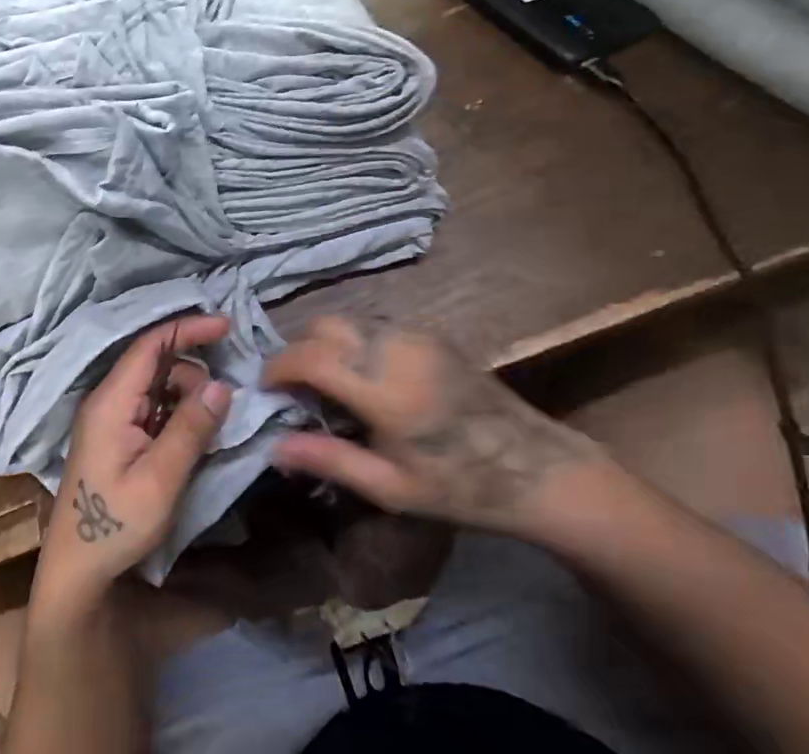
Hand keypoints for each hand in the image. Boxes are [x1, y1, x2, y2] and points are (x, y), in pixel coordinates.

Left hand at [33, 316, 234, 610]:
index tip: (226, 325)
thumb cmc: (116, 523)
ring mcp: (109, 418)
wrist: (78, 566)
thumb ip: (190, 429)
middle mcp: (106, 401)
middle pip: (154, 364)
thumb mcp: (160, 479)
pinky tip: (192, 435)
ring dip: (187, 395)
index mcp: (110, 402)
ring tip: (209, 429)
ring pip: (155, 386)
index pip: (149, 347)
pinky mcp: (116, 436)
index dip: (186, 329)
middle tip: (224, 403)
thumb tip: (222, 384)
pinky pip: (151, 407)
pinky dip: (176, 412)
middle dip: (193, 372)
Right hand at [265, 318, 602, 538]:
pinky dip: (353, 341)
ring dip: (325, 343)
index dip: (276, 369)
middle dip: (298, 350)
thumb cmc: (461, 487)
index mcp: (382, 389)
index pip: (308, 357)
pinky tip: (364, 376)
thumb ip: (328, 460)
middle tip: (297, 388)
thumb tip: (272, 448)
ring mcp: (416, 336)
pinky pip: (374, 324)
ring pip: (348, 320)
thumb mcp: (390, 489)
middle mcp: (395, 350)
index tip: (267, 391)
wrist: (541, 470)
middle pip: (323, 326)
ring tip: (328, 382)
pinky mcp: (431, 335)